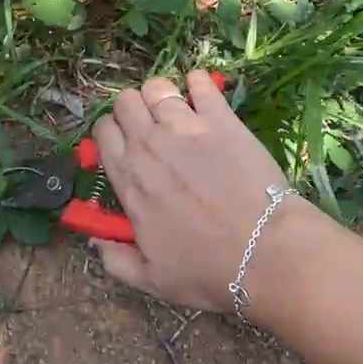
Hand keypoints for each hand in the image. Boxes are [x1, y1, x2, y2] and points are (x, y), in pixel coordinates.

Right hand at [89, 69, 317, 319]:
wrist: (267, 253)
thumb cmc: (209, 269)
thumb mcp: (153, 280)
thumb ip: (116, 260)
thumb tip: (95, 241)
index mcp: (129, 178)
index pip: (102, 132)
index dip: (110, 134)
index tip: (123, 145)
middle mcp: (149, 144)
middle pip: (124, 101)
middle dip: (131, 109)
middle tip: (149, 128)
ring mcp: (185, 126)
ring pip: (155, 86)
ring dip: (160, 95)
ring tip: (174, 110)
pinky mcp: (220, 118)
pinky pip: (199, 82)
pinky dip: (197, 83)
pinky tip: (202, 94)